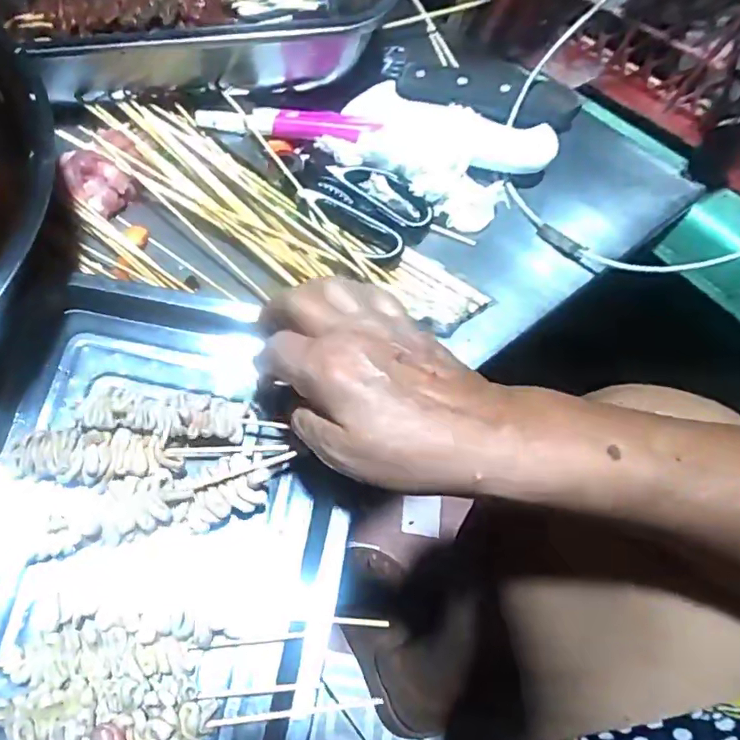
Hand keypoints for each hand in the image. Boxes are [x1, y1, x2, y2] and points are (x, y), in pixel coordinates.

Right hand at [259, 279, 562, 495]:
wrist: (476, 432)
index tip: (269, 383)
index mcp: (326, 366)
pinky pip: (367, 291)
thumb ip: (305, 425)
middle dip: (273, 314)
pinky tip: (346, 311)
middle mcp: (347, 331)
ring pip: (331, 285)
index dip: (264, 366)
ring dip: (307, 296)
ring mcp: (379, 320)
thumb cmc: (405, 451)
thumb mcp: (342, 454)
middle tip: (269, 331)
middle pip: (296, 300)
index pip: (275, 349)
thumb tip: (293, 405)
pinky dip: (347, 295)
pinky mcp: (405, 320)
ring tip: (301, 315)